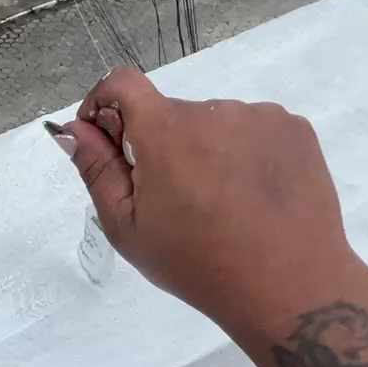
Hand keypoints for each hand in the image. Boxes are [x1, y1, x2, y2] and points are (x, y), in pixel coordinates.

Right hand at [48, 67, 367, 342]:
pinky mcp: (294, 129)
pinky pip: (247, 130)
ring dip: (196, 151)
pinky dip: (234, 154)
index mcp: (166, 131)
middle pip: (165, 113)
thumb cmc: (191, 260)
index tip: (103, 141)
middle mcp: (215, 110)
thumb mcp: (124, 224)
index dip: (102, 105)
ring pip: (207, 124)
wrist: (284, 282)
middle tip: (163, 201)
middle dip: (152, 146)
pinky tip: (242, 196)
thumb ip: (97, 168)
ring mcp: (261, 117)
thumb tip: (73, 130)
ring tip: (209, 203)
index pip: (122, 84)